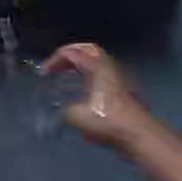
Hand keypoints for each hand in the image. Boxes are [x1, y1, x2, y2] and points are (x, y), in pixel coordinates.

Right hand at [41, 43, 171, 154]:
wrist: (137, 131)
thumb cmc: (107, 119)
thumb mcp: (78, 116)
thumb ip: (66, 110)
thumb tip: (64, 111)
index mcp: (95, 66)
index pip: (71, 53)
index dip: (54, 60)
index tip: (44, 73)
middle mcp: (107, 65)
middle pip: (87, 49)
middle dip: (70, 53)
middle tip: (57, 63)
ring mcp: (117, 75)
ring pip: (97, 59)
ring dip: (81, 61)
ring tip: (68, 71)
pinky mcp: (122, 87)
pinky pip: (103, 70)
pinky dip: (90, 71)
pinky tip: (84, 85)